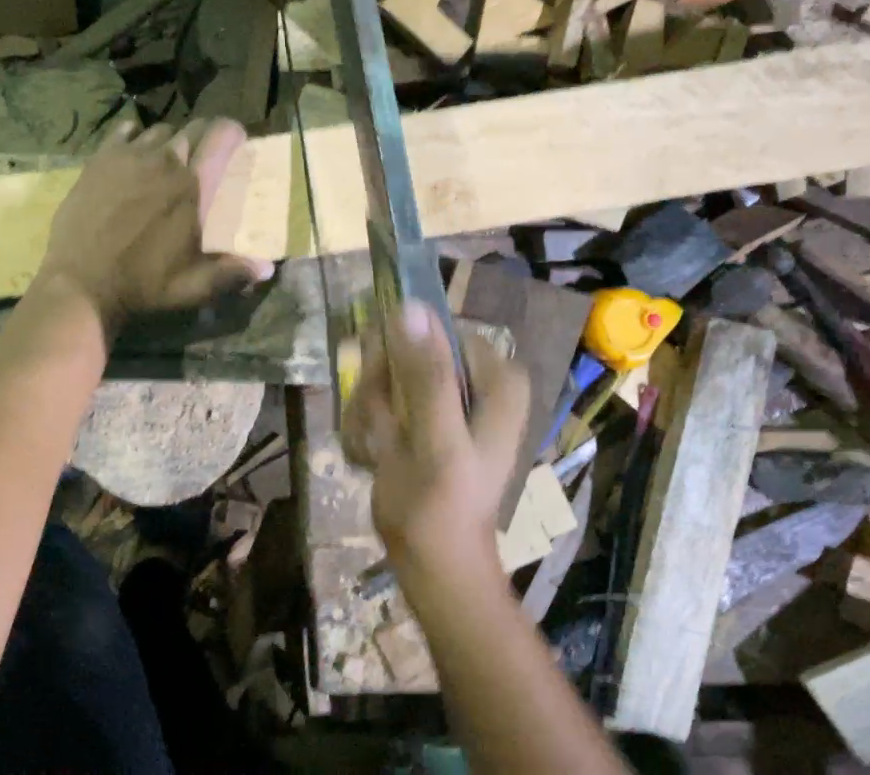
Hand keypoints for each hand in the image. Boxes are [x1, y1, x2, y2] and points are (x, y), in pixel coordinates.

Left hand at [37, 118, 273, 326]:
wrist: (81, 282)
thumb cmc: (142, 286)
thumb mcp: (193, 287)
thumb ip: (231, 274)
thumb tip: (266, 268)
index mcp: (194, 187)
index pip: (221, 138)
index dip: (232, 132)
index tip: (236, 138)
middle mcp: (165, 162)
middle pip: (191, 130)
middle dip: (201, 136)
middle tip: (200, 154)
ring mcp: (129, 156)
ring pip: (158, 131)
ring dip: (168, 140)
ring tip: (165, 158)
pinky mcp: (100, 159)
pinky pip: (124, 131)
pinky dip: (133, 136)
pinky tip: (132, 151)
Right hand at [343, 302, 530, 574]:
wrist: (431, 562)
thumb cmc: (439, 504)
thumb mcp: (436, 437)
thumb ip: (428, 374)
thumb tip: (411, 307)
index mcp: (497, 380)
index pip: (435, 329)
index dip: (401, 352)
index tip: (387, 388)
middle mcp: (476, 382)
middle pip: (406, 350)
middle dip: (381, 388)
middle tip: (385, 429)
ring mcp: (447, 400)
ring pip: (387, 374)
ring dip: (372, 408)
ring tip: (381, 448)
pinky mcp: (425, 418)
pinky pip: (383, 397)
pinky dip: (372, 422)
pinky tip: (378, 453)